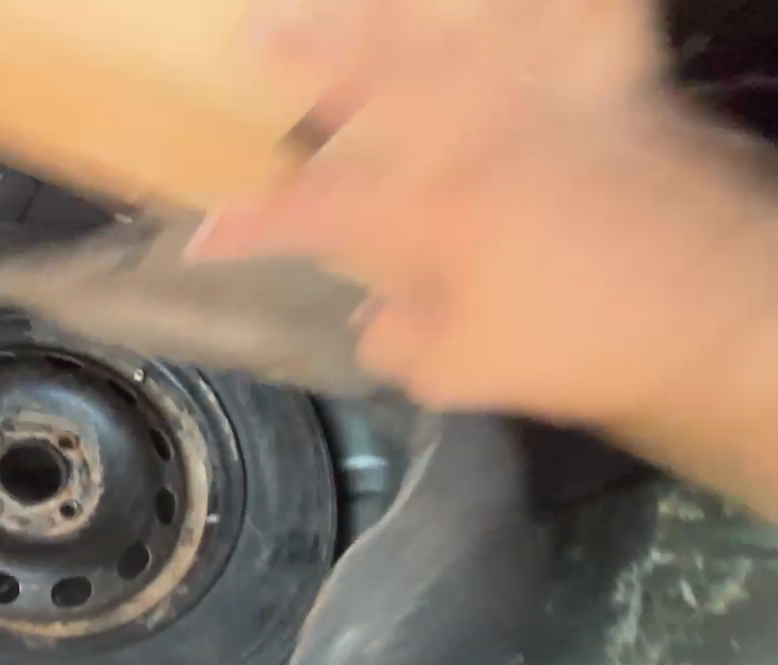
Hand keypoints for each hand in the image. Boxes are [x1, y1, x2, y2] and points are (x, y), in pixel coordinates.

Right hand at [190, 0, 777, 515]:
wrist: (727, 323)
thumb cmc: (574, 353)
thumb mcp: (446, 369)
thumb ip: (391, 327)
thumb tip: (381, 304)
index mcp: (439, 217)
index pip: (313, 214)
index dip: (246, 227)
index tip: (199, 239)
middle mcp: (494, 140)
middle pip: (390, 72)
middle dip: (314, 47)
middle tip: (257, 27)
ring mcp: (563, 102)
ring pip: (481, 22)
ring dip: (411, 4)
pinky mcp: (619, 90)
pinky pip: (582, 19)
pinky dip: (541, 8)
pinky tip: (496, 8)